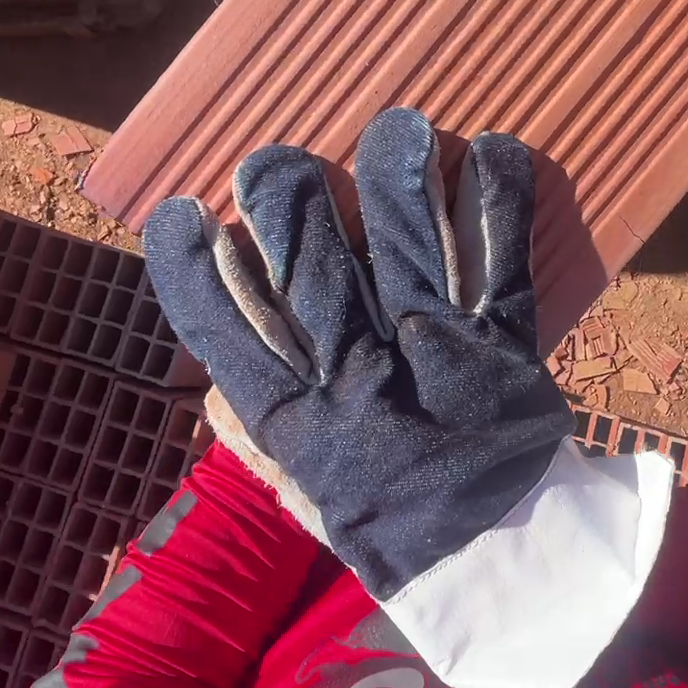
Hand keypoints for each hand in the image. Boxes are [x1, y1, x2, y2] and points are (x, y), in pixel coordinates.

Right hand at [142, 107, 570, 596]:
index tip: (180, 216)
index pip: (228, 338)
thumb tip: (209, 390)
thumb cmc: (392, 524)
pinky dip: (500, 204)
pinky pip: (503, 264)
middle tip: (274, 161)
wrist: (499, 559)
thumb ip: (258, 443)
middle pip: (316, 276)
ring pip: (409, 253)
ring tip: (392, 129)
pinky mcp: (506, 346)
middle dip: (290, 207)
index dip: (195, 274)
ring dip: (397, 182)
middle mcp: (366, 379)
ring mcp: (441, 356)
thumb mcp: (308, 498)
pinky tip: (491, 150)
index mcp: (304, 425)